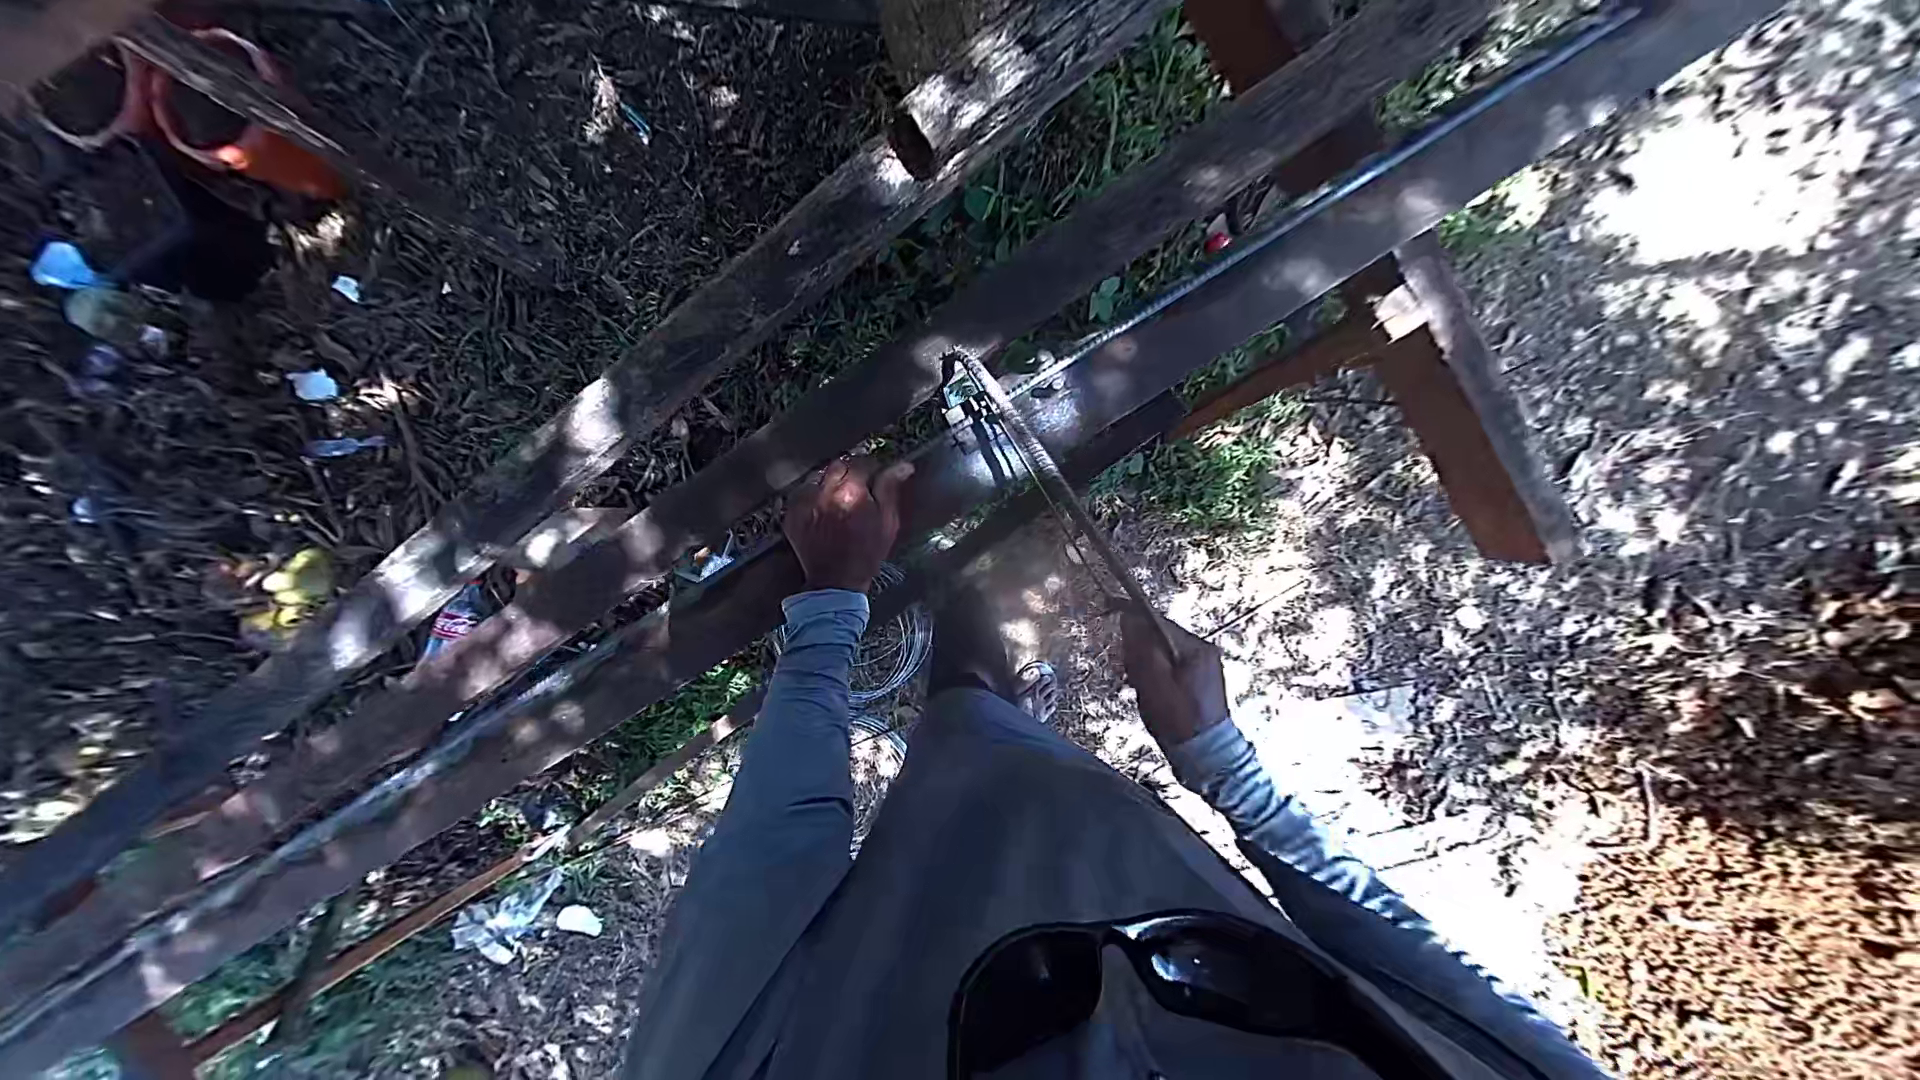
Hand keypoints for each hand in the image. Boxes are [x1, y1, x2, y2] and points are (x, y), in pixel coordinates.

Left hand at [783, 456, 913, 592]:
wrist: (837, 581)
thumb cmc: (865, 553)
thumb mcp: (887, 521)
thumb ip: (890, 488)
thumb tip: (902, 466)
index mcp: (851, 492)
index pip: (861, 463)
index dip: (871, 469)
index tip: (874, 477)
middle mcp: (824, 493)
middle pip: (838, 466)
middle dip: (849, 473)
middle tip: (858, 489)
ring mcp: (805, 503)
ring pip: (819, 477)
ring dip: (829, 483)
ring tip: (839, 501)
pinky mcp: (792, 514)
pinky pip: (803, 493)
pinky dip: (813, 497)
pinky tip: (823, 510)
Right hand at [1122, 611, 1227, 747]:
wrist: (1207, 756)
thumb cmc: (1179, 719)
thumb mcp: (1154, 682)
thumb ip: (1142, 648)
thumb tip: (1129, 618)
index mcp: (1195, 647)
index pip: (1157, 622)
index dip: (1133, 622)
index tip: (1114, 622)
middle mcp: (1203, 651)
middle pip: (1158, 636)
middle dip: (1139, 651)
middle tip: (1133, 675)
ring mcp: (1203, 667)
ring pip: (1161, 652)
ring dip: (1145, 665)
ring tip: (1143, 689)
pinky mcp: (1199, 681)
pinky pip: (1169, 666)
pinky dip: (1155, 675)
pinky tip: (1152, 693)